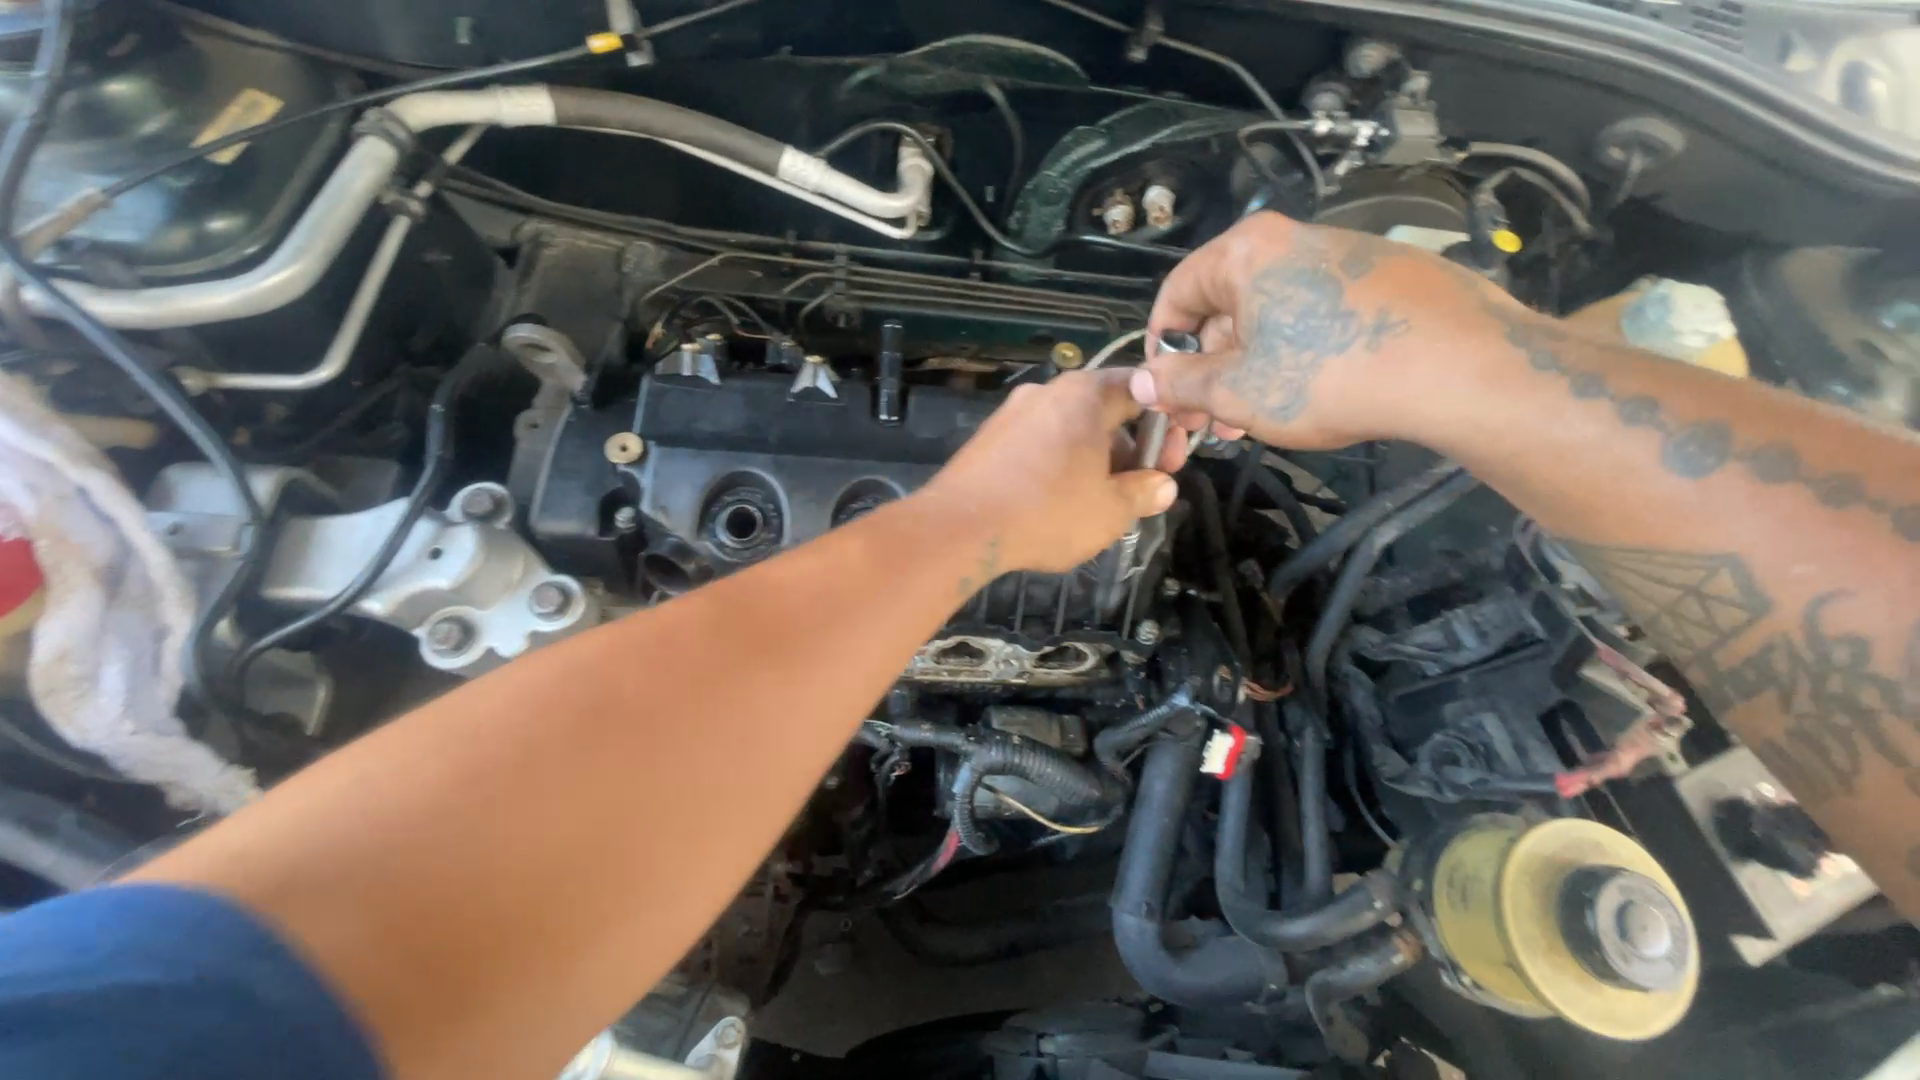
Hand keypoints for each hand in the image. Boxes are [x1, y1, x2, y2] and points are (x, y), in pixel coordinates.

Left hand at [922, 369, 1181, 573]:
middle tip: (1138, 489)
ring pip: (1070, 430)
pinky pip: (1038, 445)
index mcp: (1085, 395)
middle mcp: (1047, 392)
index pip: (1141, 388)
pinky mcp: (988, 440)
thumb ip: (1144, 493)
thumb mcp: (1111, 511)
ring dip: (1094, 461)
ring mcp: (1012, 414)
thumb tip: (1163, 486)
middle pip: (1104, 410)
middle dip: (1130, 448)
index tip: (1170, 462)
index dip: (1166, 423)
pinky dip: (1058, 466)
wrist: (959, 528)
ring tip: (1097, 504)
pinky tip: (1055, 504)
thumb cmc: (1047, 512)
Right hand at [1131, 211, 1519, 447]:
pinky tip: (1309, 395)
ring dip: (1249, 369)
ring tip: (1254, 420)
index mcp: (1245, 252)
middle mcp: (1291, 239)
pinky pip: (1316, 315)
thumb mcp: (1236, 391)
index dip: (1160, 352)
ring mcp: (1343, 255)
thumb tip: (1143, 378)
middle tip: (1211, 421)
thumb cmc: (1329, 377)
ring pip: (1271, 316)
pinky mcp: (1385, 277)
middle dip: (1209, 369)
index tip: (1167, 396)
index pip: (1173, 296)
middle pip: (1223, 307)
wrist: (1464, 368)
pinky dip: (1296, 354)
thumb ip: (1179, 384)